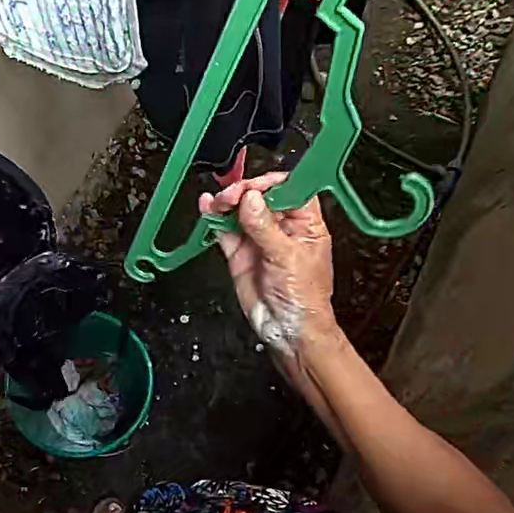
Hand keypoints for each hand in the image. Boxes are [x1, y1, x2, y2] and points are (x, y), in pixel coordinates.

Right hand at [198, 173, 339, 355]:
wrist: (287, 330)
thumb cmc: (304, 299)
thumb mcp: (288, 258)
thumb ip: (265, 227)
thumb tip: (251, 200)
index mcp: (305, 224)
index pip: (289, 189)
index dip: (271, 183)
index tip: (255, 186)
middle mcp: (281, 228)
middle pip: (260, 196)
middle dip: (244, 191)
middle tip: (233, 196)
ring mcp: (258, 240)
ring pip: (240, 210)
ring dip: (227, 202)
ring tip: (218, 202)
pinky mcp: (240, 253)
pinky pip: (225, 230)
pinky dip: (215, 218)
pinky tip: (208, 207)